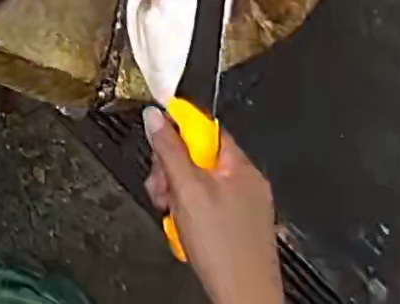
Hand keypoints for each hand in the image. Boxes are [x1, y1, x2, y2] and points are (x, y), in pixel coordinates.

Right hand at [144, 108, 283, 303]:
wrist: (243, 300)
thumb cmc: (223, 248)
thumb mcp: (186, 188)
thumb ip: (168, 148)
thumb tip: (154, 115)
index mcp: (241, 169)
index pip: (205, 129)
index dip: (177, 128)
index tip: (156, 134)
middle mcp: (244, 184)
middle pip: (196, 155)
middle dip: (169, 166)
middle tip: (160, 184)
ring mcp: (240, 206)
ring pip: (194, 179)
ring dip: (173, 188)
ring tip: (167, 207)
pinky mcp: (233, 225)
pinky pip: (201, 200)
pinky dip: (185, 207)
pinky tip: (179, 222)